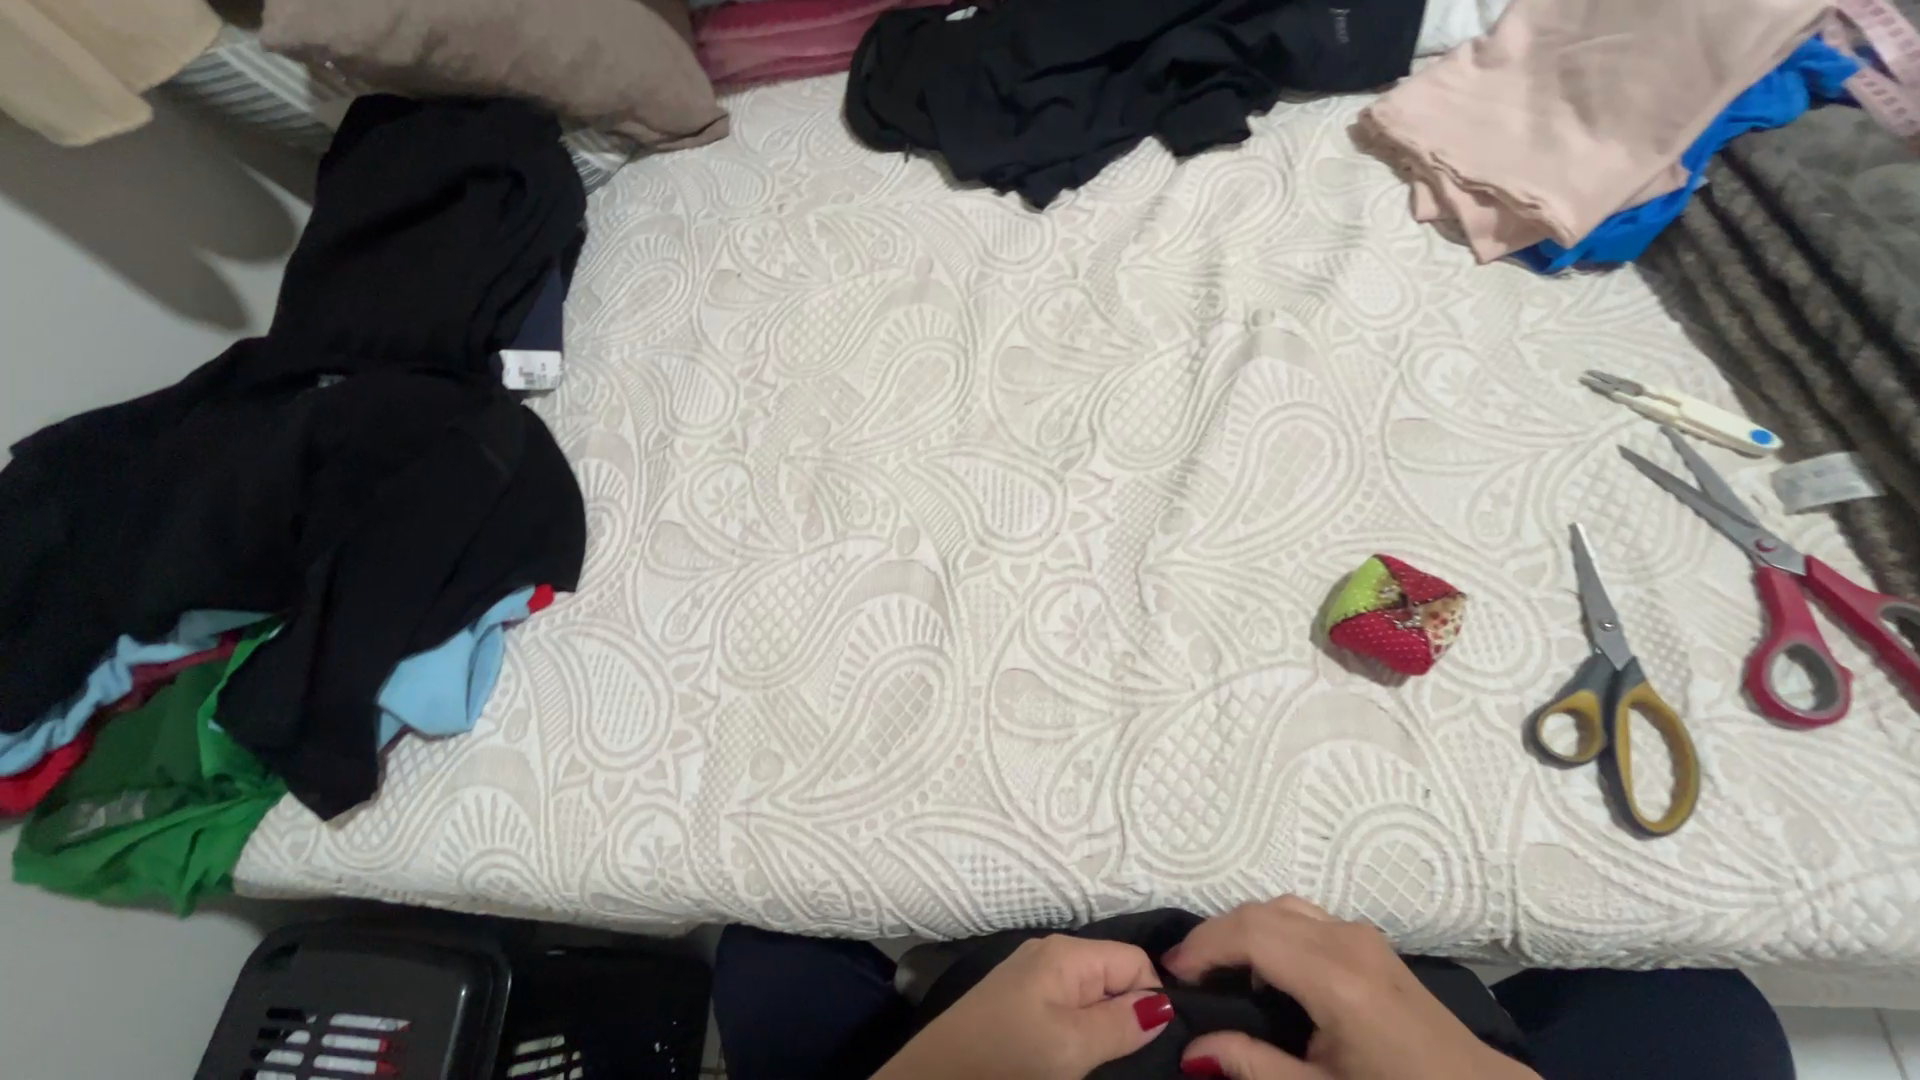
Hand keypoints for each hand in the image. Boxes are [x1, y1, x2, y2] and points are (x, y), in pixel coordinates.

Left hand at [871, 934, 1175, 1079]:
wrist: (935, 1079)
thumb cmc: (1007, 1058)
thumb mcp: (1072, 1046)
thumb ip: (1121, 1022)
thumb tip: (1164, 1002)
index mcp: (1066, 952)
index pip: (1135, 959)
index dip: (1152, 999)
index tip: (1152, 1044)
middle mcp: (1050, 952)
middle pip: (1113, 974)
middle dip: (1128, 1013)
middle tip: (1129, 1060)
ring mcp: (1031, 975)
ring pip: (1091, 993)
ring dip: (1103, 1026)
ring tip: (1102, 1062)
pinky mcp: (1017, 1000)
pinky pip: (1067, 1004)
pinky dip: (1078, 1028)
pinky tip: (1074, 1056)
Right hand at [1162, 897, 1540, 1079]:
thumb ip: (1254, 1066)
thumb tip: (1192, 1046)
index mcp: (1336, 979)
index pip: (1249, 933)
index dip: (1202, 946)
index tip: (1172, 975)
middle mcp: (1346, 941)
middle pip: (1259, 912)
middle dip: (1214, 937)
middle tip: (1185, 975)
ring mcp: (1360, 935)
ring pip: (1280, 907)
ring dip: (1242, 929)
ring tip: (1218, 971)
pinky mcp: (1368, 940)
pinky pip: (1303, 916)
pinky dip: (1270, 930)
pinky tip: (1265, 970)